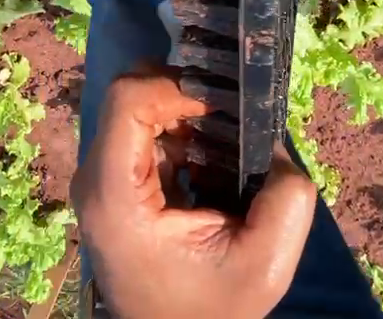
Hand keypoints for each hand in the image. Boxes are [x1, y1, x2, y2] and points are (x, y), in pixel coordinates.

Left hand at [71, 73, 315, 318]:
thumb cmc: (211, 310)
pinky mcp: (112, 178)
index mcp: (115, 197)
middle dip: (185, 91)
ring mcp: (100, 176)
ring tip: (224, 134)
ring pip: (137, 102)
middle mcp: (95, 177)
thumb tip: (274, 141)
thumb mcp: (265, 265)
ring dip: (184, 106)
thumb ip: (288, 199)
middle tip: (228, 114)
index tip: (220, 107)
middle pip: (131, 93)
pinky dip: (178, 122)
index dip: (177, 86)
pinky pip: (141, 123)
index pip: (128, 100)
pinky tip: (208, 153)